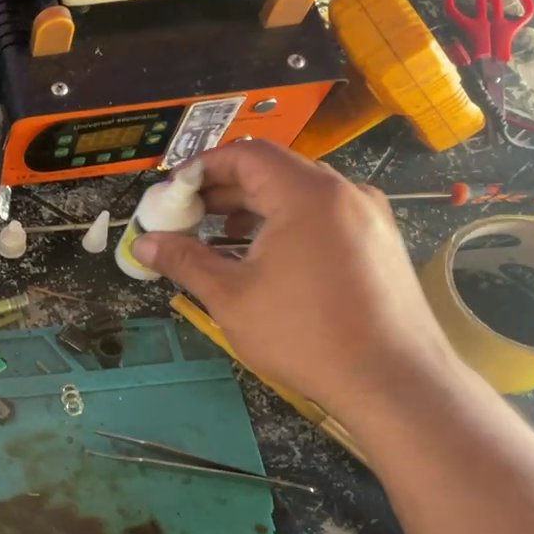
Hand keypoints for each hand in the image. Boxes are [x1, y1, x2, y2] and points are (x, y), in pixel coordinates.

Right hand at [131, 140, 467, 416]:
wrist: (391, 378)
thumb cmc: (303, 333)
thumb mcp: (230, 297)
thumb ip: (184, 261)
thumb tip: (143, 243)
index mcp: (307, 195)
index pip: (247, 154)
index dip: (202, 167)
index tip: (171, 194)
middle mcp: (344, 192)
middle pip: (273, 170)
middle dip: (222, 189)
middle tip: (185, 218)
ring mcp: (368, 215)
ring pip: (298, 193)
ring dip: (252, 207)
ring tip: (217, 238)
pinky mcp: (378, 241)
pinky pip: (322, 215)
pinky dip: (284, 223)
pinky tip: (264, 257)